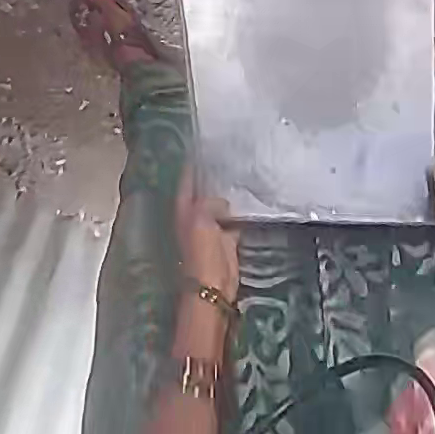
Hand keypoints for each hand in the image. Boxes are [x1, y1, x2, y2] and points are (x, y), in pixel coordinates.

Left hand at [176, 165, 239, 299]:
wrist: (213, 285)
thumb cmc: (202, 251)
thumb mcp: (201, 219)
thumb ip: (209, 203)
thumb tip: (223, 203)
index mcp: (184, 208)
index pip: (187, 180)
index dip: (192, 165)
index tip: (201, 148)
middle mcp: (195, 214)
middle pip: (203, 190)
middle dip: (212, 177)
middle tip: (227, 157)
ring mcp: (211, 226)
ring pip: (219, 204)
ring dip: (227, 193)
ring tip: (240, 174)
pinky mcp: (227, 238)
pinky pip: (234, 219)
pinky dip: (240, 211)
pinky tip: (250, 200)